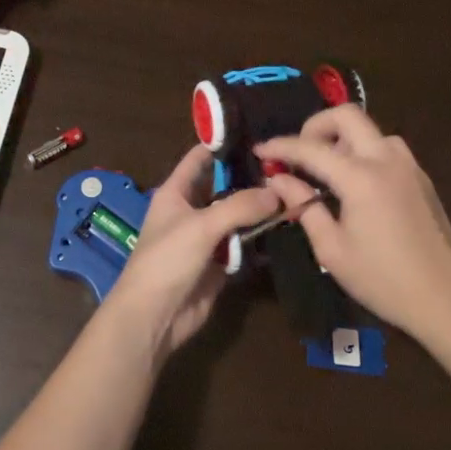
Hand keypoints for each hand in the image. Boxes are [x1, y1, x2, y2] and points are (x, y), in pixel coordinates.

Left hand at [101, 146, 279, 358]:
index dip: (223, 144)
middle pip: (224, 188)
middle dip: (251, 180)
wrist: (154, 317)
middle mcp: (190, 211)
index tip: (256, 132)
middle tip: (289, 168)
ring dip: (260, 211)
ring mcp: (205, 239)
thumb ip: (239, 206)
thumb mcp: (201, 226)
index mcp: (175, 193)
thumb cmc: (167, 260)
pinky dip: (261, 240)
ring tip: (296, 194)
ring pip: (237, 217)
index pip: (199, 158)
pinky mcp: (219, 265)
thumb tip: (277, 193)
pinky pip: (243, 245)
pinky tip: (288, 228)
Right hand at [256, 106, 450, 342]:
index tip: (260, 150)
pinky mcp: (421, 178)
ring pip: (370, 130)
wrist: (446, 299)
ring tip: (325, 169)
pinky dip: (363, 151)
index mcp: (361, 178)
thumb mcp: (332, 250)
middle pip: (347, 116)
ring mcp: (409, 166)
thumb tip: (278, 180)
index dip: (281, 146)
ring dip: (343, 138)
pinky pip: (386, 148)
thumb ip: (304, 207)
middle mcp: (387, 160)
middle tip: (298, 152)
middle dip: (315, 126)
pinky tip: (354, 182)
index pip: (311, 148)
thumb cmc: (383, 280)